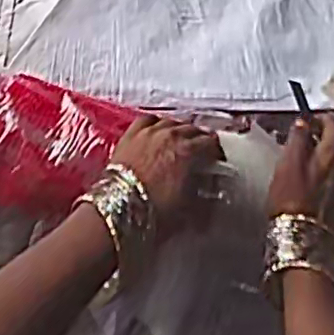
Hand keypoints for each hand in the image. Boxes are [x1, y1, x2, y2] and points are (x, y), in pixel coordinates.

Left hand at [110, 115, 223, 239]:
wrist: (116, 212)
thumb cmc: (154, 214)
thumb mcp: (187, 212)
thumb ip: (204, 200)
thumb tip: (214, 198)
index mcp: (188, 151)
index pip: (210, 143)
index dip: (216, 151)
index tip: (217, 159)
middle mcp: (171, 135)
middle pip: (192, 129)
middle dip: (199, 139)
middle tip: (201, 150)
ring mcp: (149, 132)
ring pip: (171, 121)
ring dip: (179, 129)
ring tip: (180, 139)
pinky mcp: (131, 134)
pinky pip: (148, 120)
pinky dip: (156, 123)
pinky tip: (157, 129)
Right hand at [268, 115, 333, 234]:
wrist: (302, 242)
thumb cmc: (291, 199)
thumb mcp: (287, 162)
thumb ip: (298, 138)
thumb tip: (304, 122)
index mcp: (333, 151)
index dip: (323, 119)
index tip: (310, 122)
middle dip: (327, 141)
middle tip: (309, 145)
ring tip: (317, 168)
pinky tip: (330, 187)